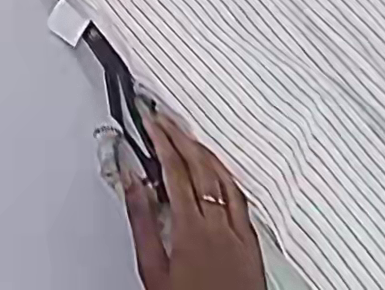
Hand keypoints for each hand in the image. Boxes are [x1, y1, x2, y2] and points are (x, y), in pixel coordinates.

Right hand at [125, 113, 265, 289]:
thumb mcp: (151, 266)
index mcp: (192, 229)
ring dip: (203, 151)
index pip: (175, 169)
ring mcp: (241, 237)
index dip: (161, 140)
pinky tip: (217, 170)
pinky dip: (225, 175)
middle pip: (201, 168)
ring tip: (187, 134)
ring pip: (225, 180)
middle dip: (180, 136)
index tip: (149, 121)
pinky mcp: (253, 248)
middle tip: (163, 118)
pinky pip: (241, 199)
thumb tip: (131, 177)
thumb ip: (140, 217)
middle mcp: (221, 228)